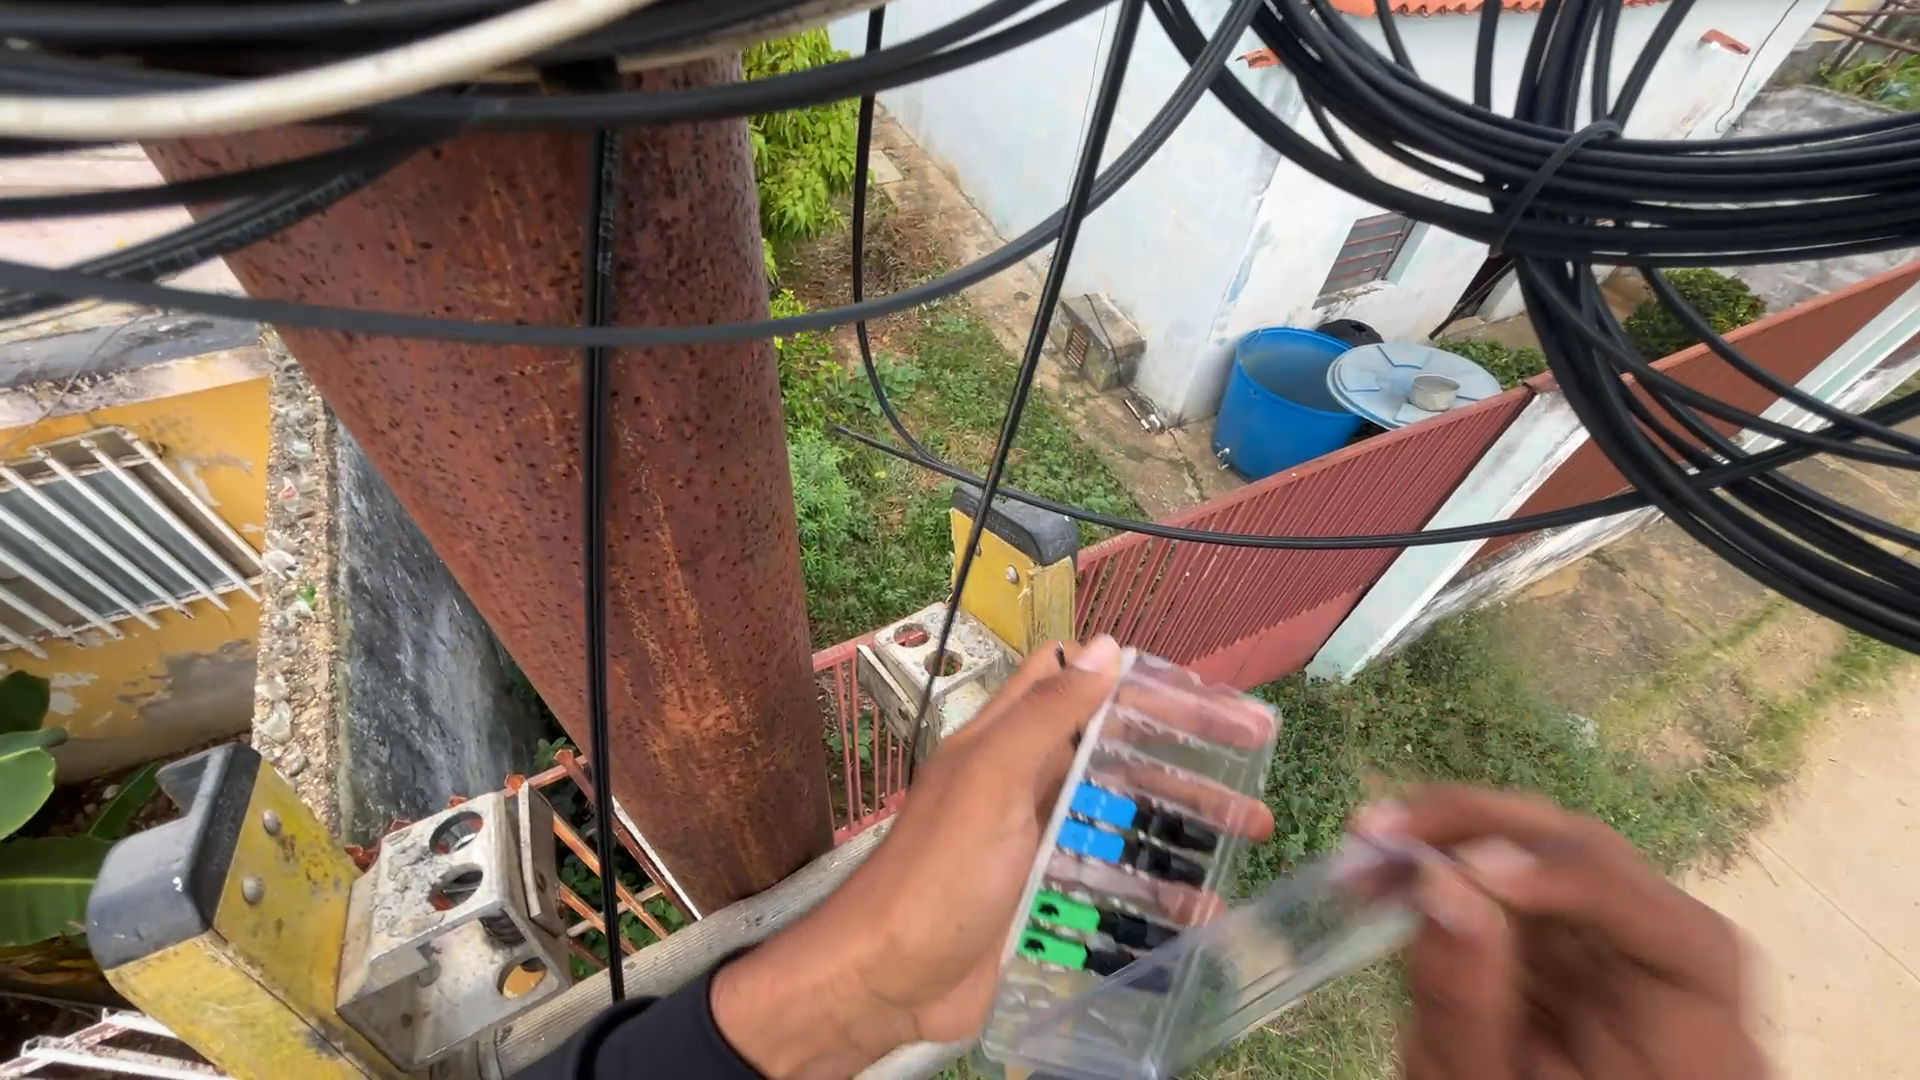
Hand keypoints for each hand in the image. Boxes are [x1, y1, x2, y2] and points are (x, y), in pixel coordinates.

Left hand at [711, 636, 1274, 1077]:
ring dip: (1180, 815)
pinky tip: (1202, 904)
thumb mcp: (993, 778)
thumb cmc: (939, 869)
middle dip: (1180, 746)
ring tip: (1249, 825)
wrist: (891, 977)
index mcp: (1007, 737)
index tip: (1193, 689)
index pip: (1076, 681)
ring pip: (1120, 811)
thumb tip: (1104, 646)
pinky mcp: (1046, 890)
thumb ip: (1047, 713)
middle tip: (1254, 747)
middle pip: (1112, 745)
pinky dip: (1155, 886)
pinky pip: (1111, 875)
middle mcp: (1024, 777)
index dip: (1132, 676)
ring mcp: (1036, 835)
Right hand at [1355, 786, 1765, 1079]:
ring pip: (1545, 848)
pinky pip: (1502, 869)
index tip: (1469, 869)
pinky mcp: (1551, 933)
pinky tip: (1380, 862)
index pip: (1681, 941)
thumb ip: (1462, 1001)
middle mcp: (1662, 983)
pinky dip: (1439, 853)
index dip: (1582, 882)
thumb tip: (1438, 876)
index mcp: (1686, 1055)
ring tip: (1367, 839)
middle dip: (1487, 828)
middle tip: (1387, 830)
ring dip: (1450, 830)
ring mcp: (1606, 949)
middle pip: (1604, 865)